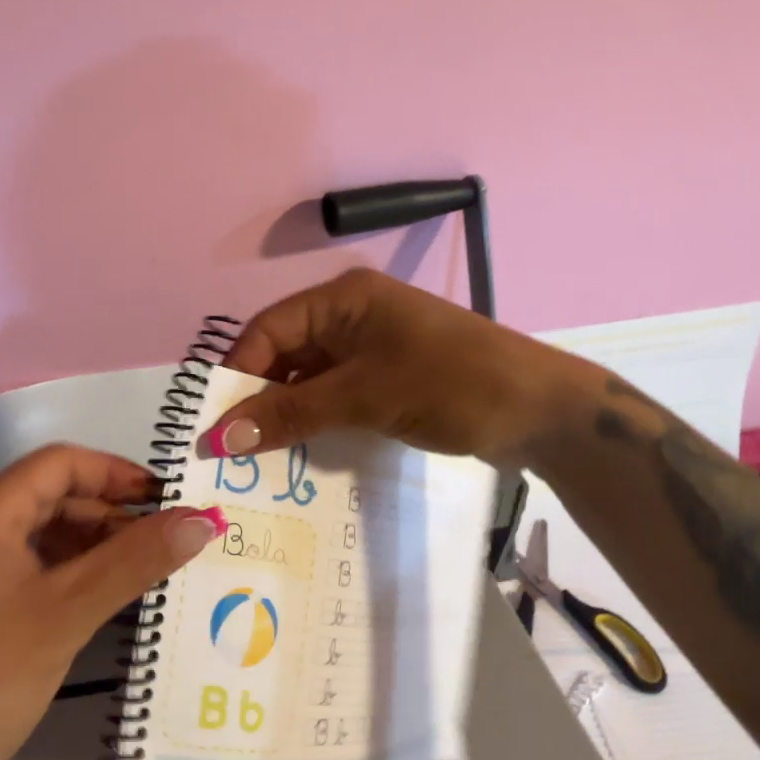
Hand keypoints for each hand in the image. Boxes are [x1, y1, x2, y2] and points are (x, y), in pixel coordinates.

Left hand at [0, 445, 225, 759]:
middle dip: (108, 514)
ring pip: (33, 533)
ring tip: (139, 574)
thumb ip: (134, 561)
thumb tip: (202, 518)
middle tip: (164, 544)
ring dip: (87, 546)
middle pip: (48, 495)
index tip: (168, 501)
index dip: (118, 474)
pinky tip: (91, 601)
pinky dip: (58, 573)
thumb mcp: (66, 614)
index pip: (62, 463)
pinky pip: (16, 565)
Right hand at [204, 268, 603, 467]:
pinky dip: (318, 420)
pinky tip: (303, 454)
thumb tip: (219, 437)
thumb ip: (291, 413)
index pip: (267, 330)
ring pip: (309, 378)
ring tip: (260, 460)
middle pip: (284, 353)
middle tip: (233, 450)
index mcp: (343, 299)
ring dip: (287, 414)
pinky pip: (337, 395)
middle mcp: (352, 315)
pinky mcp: (390, 378)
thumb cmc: (451, 384)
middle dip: (259, 397)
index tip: (214, 426)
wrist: (545, 411)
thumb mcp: (364, 397)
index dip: (237, 374)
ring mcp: (373, 348)